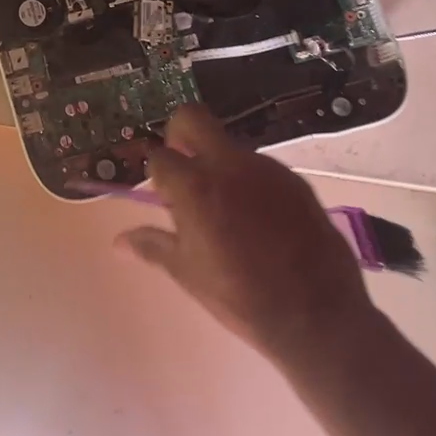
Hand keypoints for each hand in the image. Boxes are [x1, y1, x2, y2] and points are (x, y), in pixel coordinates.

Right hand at [118, 104, 380, 361]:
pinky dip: (250, 182)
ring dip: (218, 164)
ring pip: (230, 146)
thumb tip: (117, 242)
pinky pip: (262, 168)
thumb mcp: (187, 273)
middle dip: (179, 133)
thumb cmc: (241, 298)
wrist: (318, 318)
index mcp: (194, 186)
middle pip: (192, 118)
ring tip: (226, 208)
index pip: (159, 156)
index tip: (161, 192)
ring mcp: (267, 170)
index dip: (156, 172)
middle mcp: (229, 165)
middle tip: (183, 167)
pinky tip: (258, 219)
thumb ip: (151, 246)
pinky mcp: (297, 182)